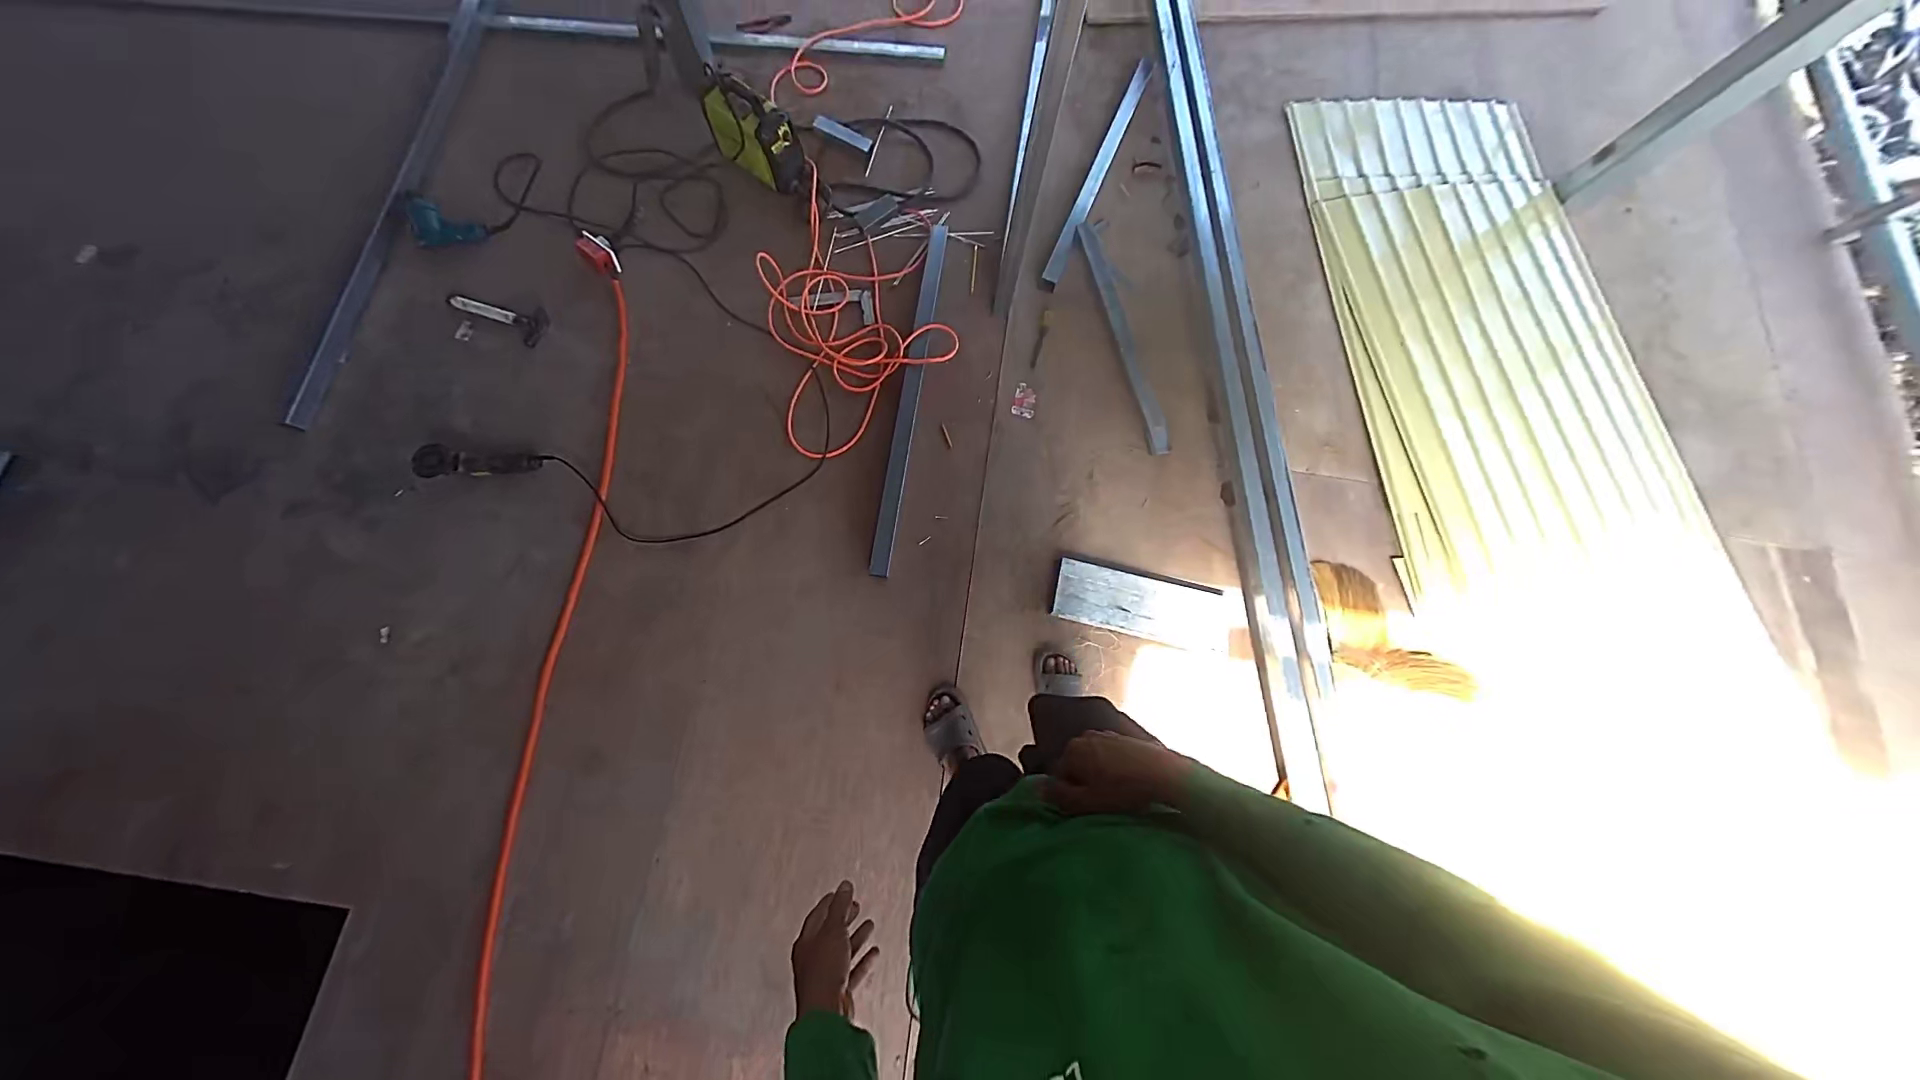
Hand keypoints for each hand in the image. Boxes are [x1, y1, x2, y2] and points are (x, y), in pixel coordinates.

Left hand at [790, 880, 878, 1020]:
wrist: (826, 1014)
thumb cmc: (823, 972)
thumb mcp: (833, 930)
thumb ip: (840, 906)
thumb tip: (844, 885)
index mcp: (806, 941)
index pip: (818, 915)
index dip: (831, 902)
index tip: (841, 892)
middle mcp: (813, 957)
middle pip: (830, 932)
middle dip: (843, 918)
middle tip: (855, 905)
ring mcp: (825, 975)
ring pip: (842, 950)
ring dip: (855, 937)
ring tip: (868, 925)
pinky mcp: (838, 990)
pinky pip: (852, 970)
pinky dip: (862, 959)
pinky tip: (873, 952)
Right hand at [1043, 730, 1194, 815]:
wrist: (1166, 774)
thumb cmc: (1124, 790)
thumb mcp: (1087, 802)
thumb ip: (1059, 796)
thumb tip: (1039, 789)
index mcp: (1072, 750)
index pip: (1058, 776)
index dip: (1069, 795)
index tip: (1085, 807)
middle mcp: (1086, 737)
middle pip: (1076, 766)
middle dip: (1084, 783)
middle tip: (1100, 802)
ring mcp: (1107, 735)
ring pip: (1094, 760)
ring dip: (1100, 776)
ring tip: (1117, 794)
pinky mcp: (1126, 738)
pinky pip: (1111, 757)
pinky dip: (1115, 769)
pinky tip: (1129, 783)